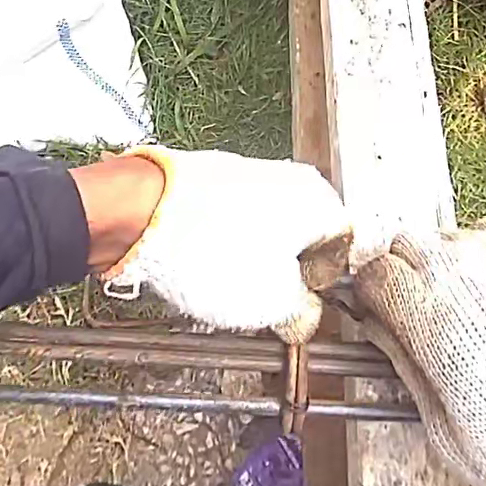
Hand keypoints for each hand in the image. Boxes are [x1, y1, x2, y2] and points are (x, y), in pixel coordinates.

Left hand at [92, 147, 350, 342]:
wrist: (141, 207)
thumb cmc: (215, 251)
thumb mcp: (272, 303)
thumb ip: (302, 312)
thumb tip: (303, 311)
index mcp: (319, 200)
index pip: (343, 250)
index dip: (324, 285)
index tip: (300, 304)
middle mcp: (291, 178)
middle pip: (304, 238)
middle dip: (287, 272)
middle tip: (263, 299)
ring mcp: (250, 173)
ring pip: (268, 229)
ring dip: (255, 259)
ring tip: (225, 283)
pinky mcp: (214, 177)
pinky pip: (234, 218)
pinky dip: (225, 241)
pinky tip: (202, 260)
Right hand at [354, 219, 485, 485]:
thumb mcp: (445, 431)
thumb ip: (404, 364)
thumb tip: (375, 327)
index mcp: (432, 322)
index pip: (373, 273)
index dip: (366, 292)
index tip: (373, 309)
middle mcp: (461, 279)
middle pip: (402, 243)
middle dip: (396, 271)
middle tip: (406, 306)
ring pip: (440, 235)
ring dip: (433, 260)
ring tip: (448, 301)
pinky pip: (482, 233)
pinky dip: (472, 251)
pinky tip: (482, 288)